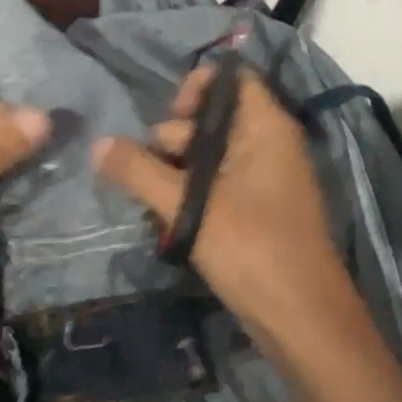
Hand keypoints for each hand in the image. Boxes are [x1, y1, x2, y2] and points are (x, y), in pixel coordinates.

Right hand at [92, 66, 342, 325]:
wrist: (304, 324)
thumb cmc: (253, 249)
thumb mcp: (188, 205)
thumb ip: (138, 170)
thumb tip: (97, 145)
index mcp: (265, 127)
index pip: (231, 77)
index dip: (196, 87)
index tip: (170, 118)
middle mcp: (268, 144)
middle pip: (209, 117)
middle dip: (173, 140)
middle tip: (157, 173)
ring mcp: (264, 178)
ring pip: (207, 155)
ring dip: (175, 173)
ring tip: (158, 205)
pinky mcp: (257, 209)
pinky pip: (215, 183)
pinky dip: (192, 194)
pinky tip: (173, 221)